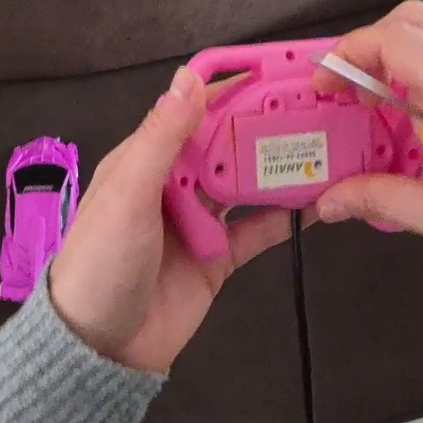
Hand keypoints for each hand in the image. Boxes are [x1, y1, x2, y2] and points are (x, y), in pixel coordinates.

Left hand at [48, 67, 299, 373]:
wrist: (100, 348)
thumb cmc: (103, 260)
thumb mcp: (128, 193)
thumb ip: (161, 137)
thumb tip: (187, 78)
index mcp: (145, 159)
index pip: (190, 112)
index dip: (226, 91)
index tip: (269, 74)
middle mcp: (173, 183)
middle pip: (224, 145)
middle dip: (261, 127)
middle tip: (311, 110)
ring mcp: (198, 221)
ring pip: (245, 184)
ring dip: (277, 168)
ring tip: (322, 149)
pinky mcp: (219, 258)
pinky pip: (257, 231)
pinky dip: (285, 217)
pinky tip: (314, 204)